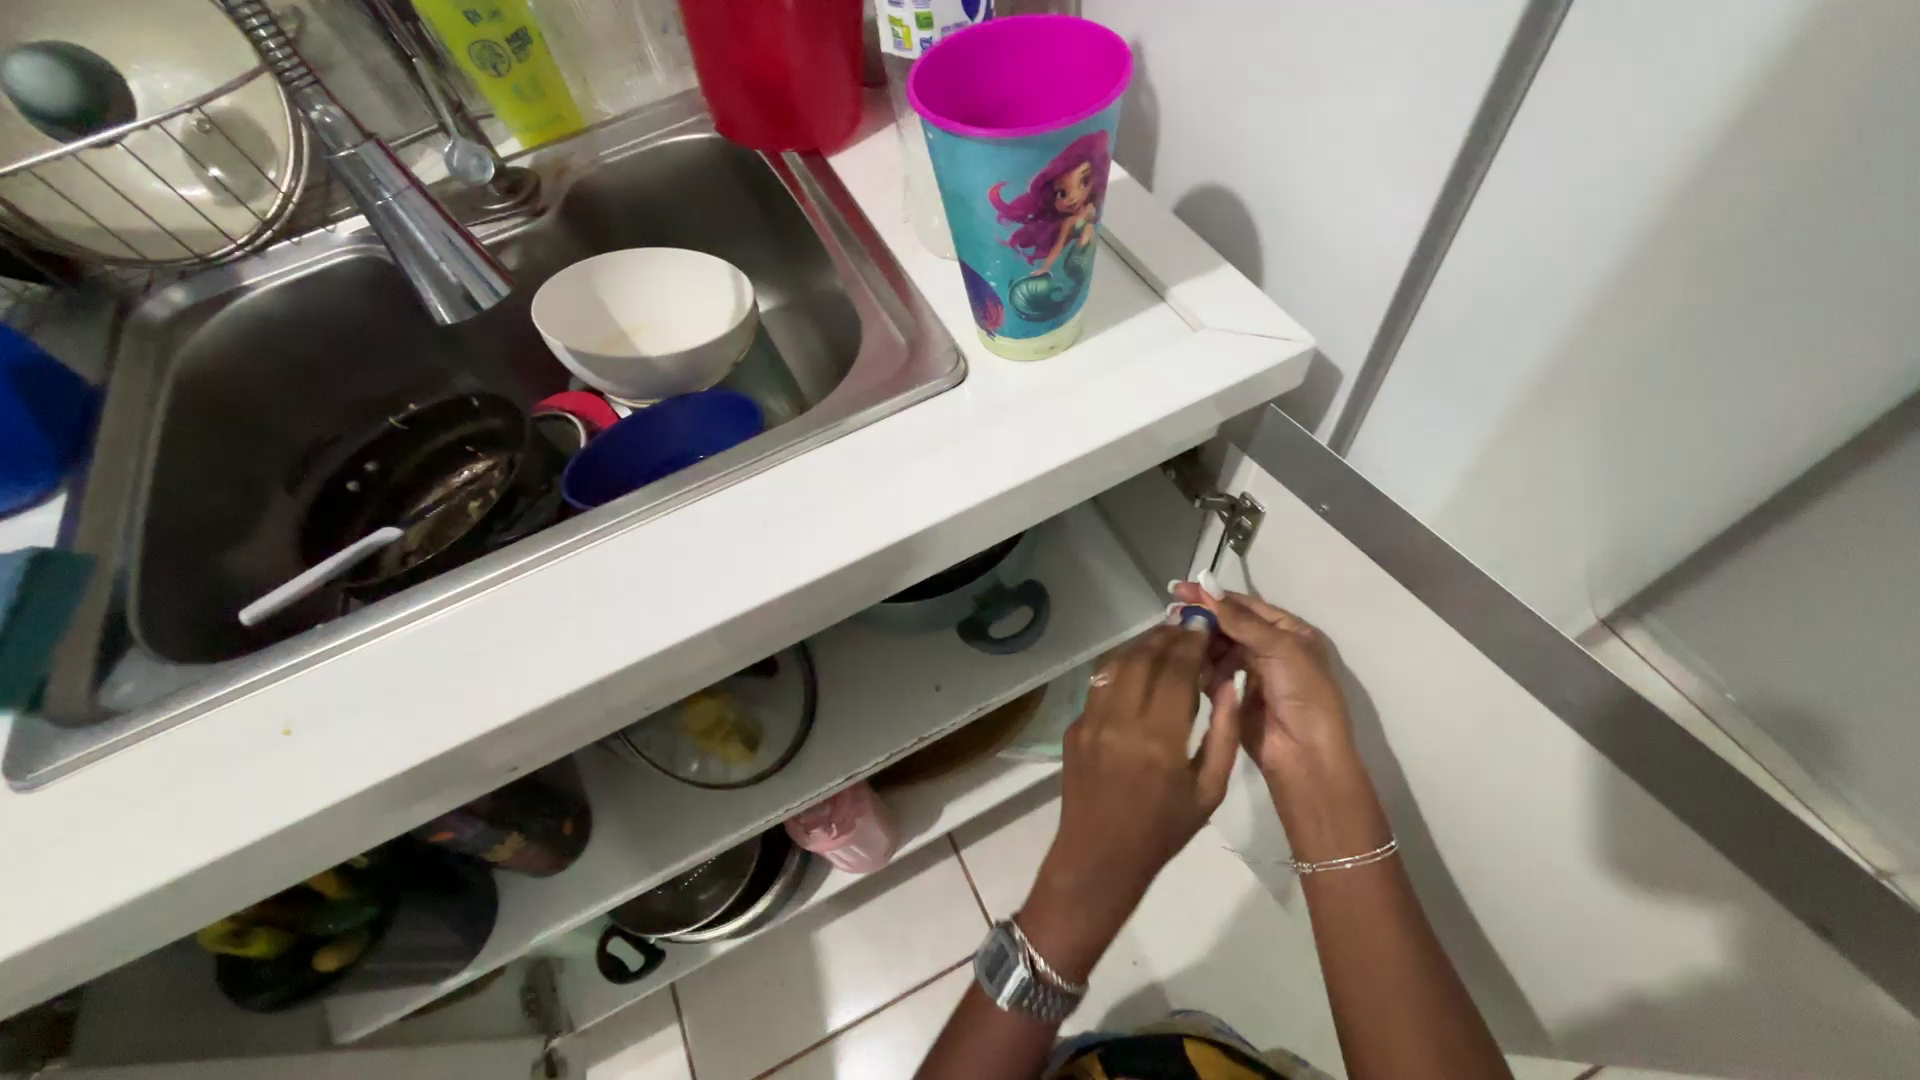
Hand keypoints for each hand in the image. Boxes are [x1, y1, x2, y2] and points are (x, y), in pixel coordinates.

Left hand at [1023, 625, 1241, 967]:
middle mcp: (1120, 721)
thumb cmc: (1163, 829)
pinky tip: (1137, 667)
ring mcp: (1091, 721)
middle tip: (1188, 625)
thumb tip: (1228, 683)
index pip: (1176, 670)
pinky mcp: (1074, 727)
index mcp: (1159, 739)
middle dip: (1168, 635)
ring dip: (1142, 644)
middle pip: (1144, 657)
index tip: (1205, 625)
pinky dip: (1120, 666)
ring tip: (1165, 638)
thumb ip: (1223, 733)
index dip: (1191, 642)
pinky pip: (1099, 684)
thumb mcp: (1209, 789)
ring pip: (1115, 663)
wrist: (1099, 856)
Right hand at [1172, 584, 1352, 777]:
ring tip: (1176, 638)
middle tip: (1172, 614)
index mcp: (1289, 632)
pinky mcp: (1233, 696)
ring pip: (1217, 648)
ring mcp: (1251, 673)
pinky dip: (1198, 666)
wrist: (1305, 755)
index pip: (1246, 606)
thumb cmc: (1303, 694)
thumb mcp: (1279, 648)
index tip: (1181, 589)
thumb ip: (1240, 619)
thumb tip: (1206, 585)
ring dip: (1199, 642)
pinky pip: (1211, 673)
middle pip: (1229, 625)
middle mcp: (1271, 649)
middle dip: (1204, 619)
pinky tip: (1183, 661)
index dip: (1215, 596)